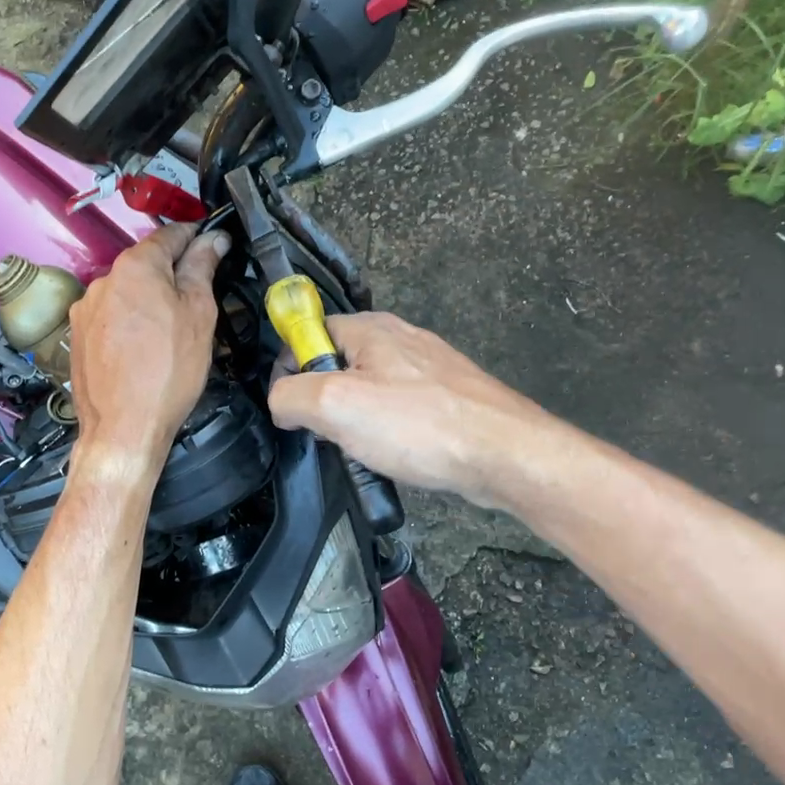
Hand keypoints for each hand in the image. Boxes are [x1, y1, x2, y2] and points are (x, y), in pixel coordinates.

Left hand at [69, 223, 229, 470]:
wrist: (123, 428)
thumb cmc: (168, 373)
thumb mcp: (198, 315)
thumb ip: (202, 269)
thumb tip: (212, 239)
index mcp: (135, 267)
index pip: (168, 235)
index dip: (194, 236)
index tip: (211, 243)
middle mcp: (103, 281)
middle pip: (144, 266)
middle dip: (169, 276)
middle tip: (196, 300)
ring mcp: (85, 310)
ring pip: (125, 294)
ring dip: (147, 302)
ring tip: (168, 334)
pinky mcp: (77, 337)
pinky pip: (109, 318)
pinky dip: (128, 324)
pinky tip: (142, 350)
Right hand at [267, 312, 563, 509]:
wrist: (503, 455)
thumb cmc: (417, 425)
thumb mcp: (334, 405)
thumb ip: (289, 396)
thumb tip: (281, 403)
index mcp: (369, 328)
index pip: (307, 334)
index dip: (288, 369)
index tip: (290, 409)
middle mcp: (399, 338)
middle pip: (336, 364)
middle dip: (322, 401)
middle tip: (328, 434)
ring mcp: (427, 369)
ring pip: (367, 392)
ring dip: (354, 423)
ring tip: (363, 451)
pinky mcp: (446, 398)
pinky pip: (397, 411)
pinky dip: (386, 434)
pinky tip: (393, 456)